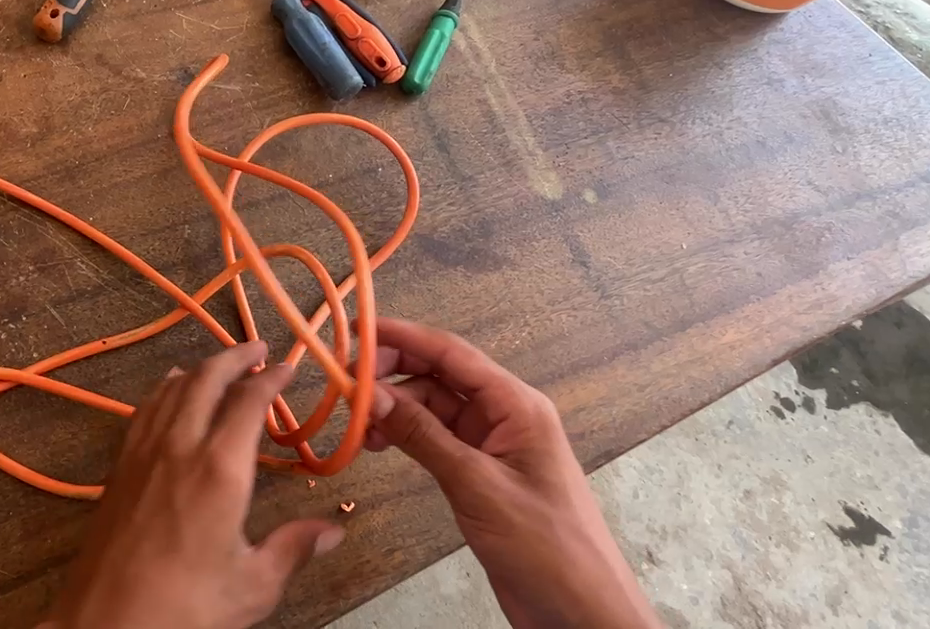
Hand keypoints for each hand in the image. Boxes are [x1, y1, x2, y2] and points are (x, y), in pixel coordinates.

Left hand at [43, 339, 344, 628]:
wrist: (110, 617)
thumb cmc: (188, 604)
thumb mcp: (253, 585)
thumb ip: (293, 548)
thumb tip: (334, 530)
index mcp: (221, 468)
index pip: (249, 401)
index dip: (271, 378)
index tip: (288, 367)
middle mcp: (181, 443)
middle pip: (207, 377)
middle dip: (235, 356)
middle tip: (258, 348)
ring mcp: (146, 447)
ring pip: (174, 385)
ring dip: (202, 367)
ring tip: (223, 365)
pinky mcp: (123, 459)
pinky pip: (148, 404)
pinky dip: (168, 386)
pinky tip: (174, 389)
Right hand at [368, 317, 661, 628]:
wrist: (583, 620)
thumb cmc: (547, 549)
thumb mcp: (477, 486)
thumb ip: (422, 435)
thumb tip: (369, 393)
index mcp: (515, 405)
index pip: (450, 352)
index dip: (401, 335)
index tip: (356, 330)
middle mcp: (501, 413)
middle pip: (436, 373)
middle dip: (390, 372)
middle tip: (345, 383)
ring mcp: (488, 441)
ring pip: (428, 404)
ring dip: (392, 407)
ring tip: (359, 425)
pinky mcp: (476, 469)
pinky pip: (431, 434)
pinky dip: (402, 433)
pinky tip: (378, 444)